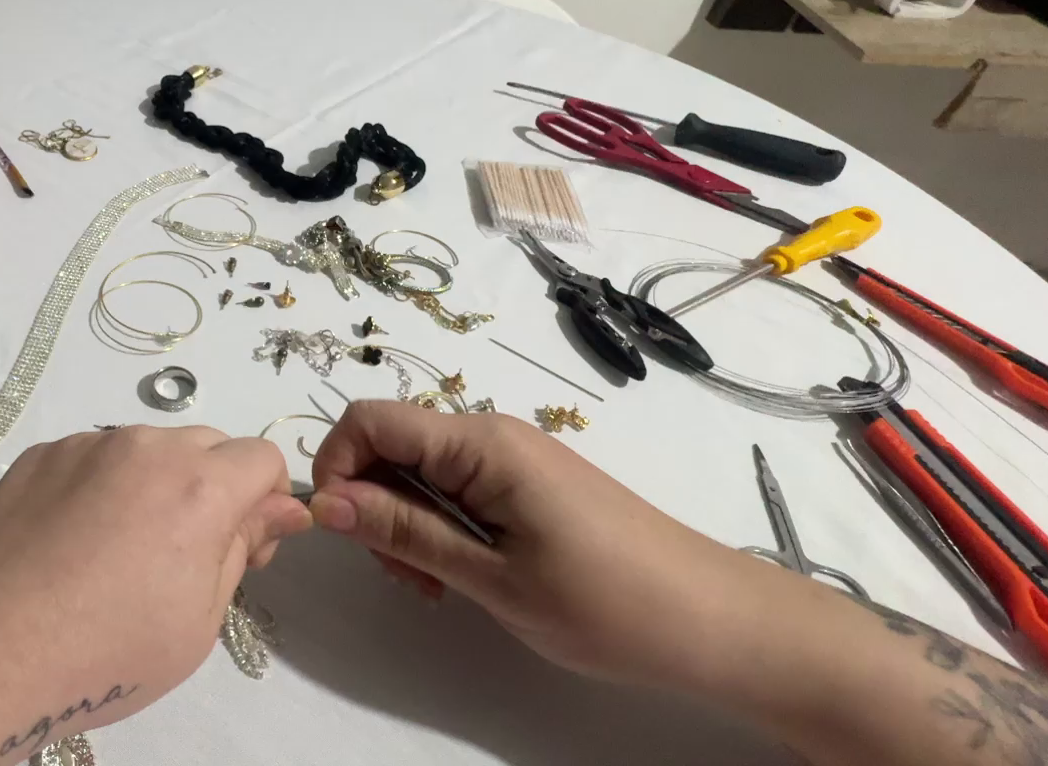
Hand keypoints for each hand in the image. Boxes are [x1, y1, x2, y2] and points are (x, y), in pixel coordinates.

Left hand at [0, 426, 309, 739]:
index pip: (262, 457)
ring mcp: (88, 442)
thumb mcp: (199, 618)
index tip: (243, 548)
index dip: (266, 500)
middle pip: (208, 445)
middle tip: (185, 552)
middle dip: (215, 487)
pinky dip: (103, 482)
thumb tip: (284, 507)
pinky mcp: (44, 451)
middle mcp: (146, 446)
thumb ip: (243, 546)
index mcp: (198, 485)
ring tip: (117, 547)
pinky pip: (96, 454)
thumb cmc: (108, 649)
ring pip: (148, 447)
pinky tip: (72, 537)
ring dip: (157, 481)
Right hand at [308, 401, 755, 688]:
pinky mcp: (524, 482)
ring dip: (403, 520)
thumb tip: (322, 502)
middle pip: (389, 444)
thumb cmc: (608, 603)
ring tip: (435, 583)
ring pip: (417, 469)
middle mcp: (487, 434)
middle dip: (372, 502)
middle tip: (404, 575)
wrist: (725, 627)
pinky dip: (436, 524)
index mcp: (478, 442)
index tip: (343, 531)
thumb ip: (403, 531)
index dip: (336, 465)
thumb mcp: (491, 576)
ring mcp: (508, 457)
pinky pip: (452, 486)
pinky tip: (461, 571)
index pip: (369, 420)